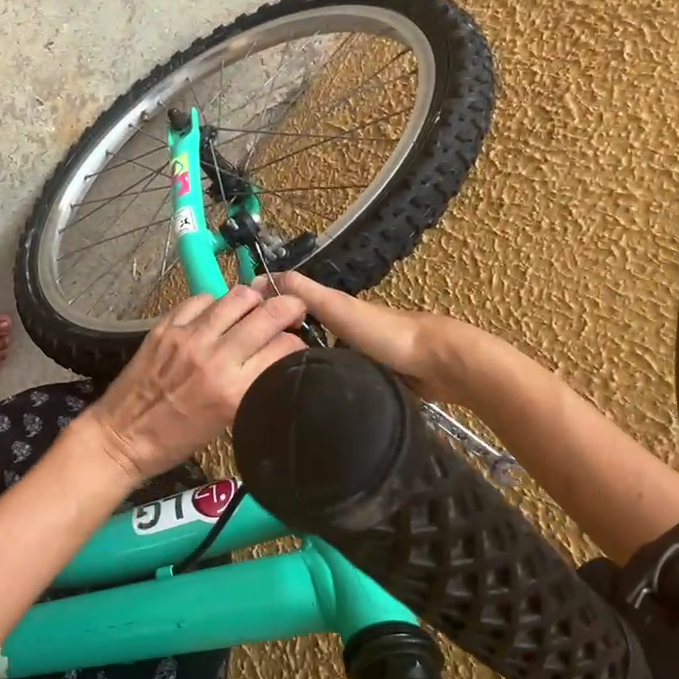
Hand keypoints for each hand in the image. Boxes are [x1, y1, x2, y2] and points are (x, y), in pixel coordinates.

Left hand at [83, 286, 307, 482]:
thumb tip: (276, 356)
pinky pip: (200, 300)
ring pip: (237, 298)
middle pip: (268, 314)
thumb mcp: (229, 420)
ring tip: (255, 308)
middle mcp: (216, 357)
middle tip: (292, 309)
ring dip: (253, 300)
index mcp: (236, 389)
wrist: (124, 435)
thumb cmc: (177, 439)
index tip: (297, 342)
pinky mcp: (165, 327)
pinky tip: (216, 315)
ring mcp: (189, 337)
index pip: (285, 347)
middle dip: (289, 307)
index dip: (298, 341)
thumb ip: (254, 385)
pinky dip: (214, 303)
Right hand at [262, 271, 480, 405]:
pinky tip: (307, 399)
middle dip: (279, 345)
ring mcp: (357, 358)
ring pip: (318, 359)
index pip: (290, 308)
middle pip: (303, 334)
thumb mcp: (337, 307)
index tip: (239, 331)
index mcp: (333, 310)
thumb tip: (258, 279)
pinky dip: (322, 385)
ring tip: (270, 387)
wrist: (439, 365)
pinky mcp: (370, 381)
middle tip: (250, 366)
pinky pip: (337, 380)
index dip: (266, 315)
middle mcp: (342, 332)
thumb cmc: (386, 333)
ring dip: (300, 368)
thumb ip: (304, 292)